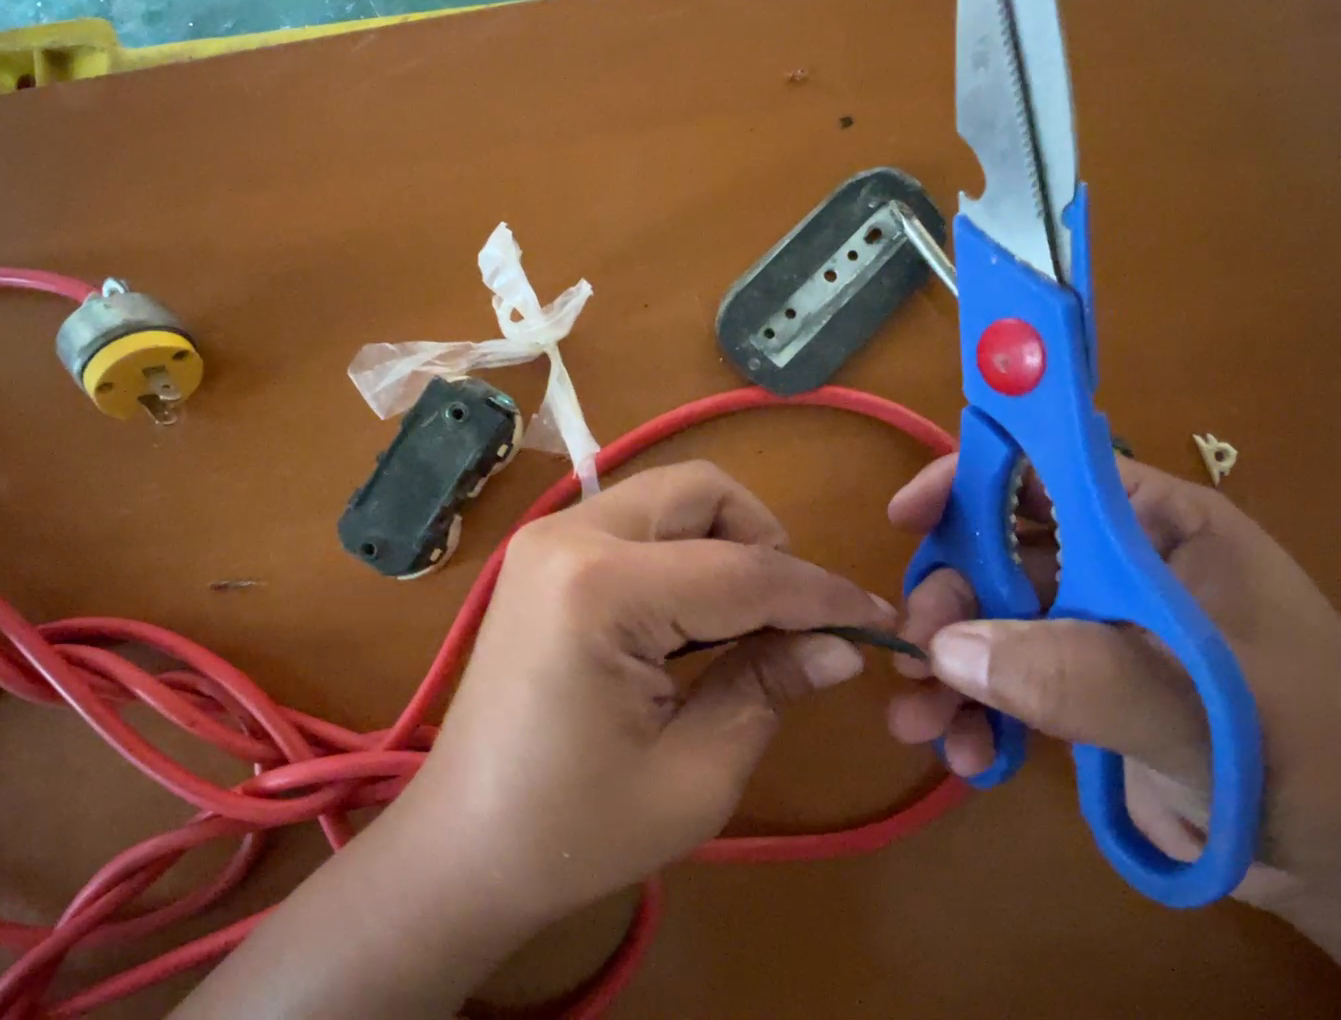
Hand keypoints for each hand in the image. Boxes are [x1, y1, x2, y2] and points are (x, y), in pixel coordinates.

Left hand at [404, 460, 895, 917]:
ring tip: (746, 625)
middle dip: (764, 542)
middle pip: (702, 492)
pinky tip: (693, 623)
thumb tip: (844, 642)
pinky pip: (635, 526)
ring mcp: (547, 539)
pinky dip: (681, 555)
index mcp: (602, 587)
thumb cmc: (576, 829)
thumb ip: (770, 685)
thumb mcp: (695, 773)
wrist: (461, 848)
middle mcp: (568, 535)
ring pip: (668, 500)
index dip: (820, 596)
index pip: (744, 569)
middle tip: (791, 619)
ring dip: (724, 545)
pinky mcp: (542, 559)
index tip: (879, 619)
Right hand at [885, 454, 1340, 907]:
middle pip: (1001, 552)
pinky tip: (966, 755)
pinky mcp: (1084, 686)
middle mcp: (1122, 565)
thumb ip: (1081, 676)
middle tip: (910, 659)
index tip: (904, 518)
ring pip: (992, 619)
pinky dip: (974, 711)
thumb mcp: (1205, 715)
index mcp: (1164, 529)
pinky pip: (1005, 678)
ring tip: (916, 725)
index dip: (972, 478)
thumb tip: (948, 649)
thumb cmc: (1318, 766)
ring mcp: (1098, 628)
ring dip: (948, 667)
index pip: (1052, 470)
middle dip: (949, 602)